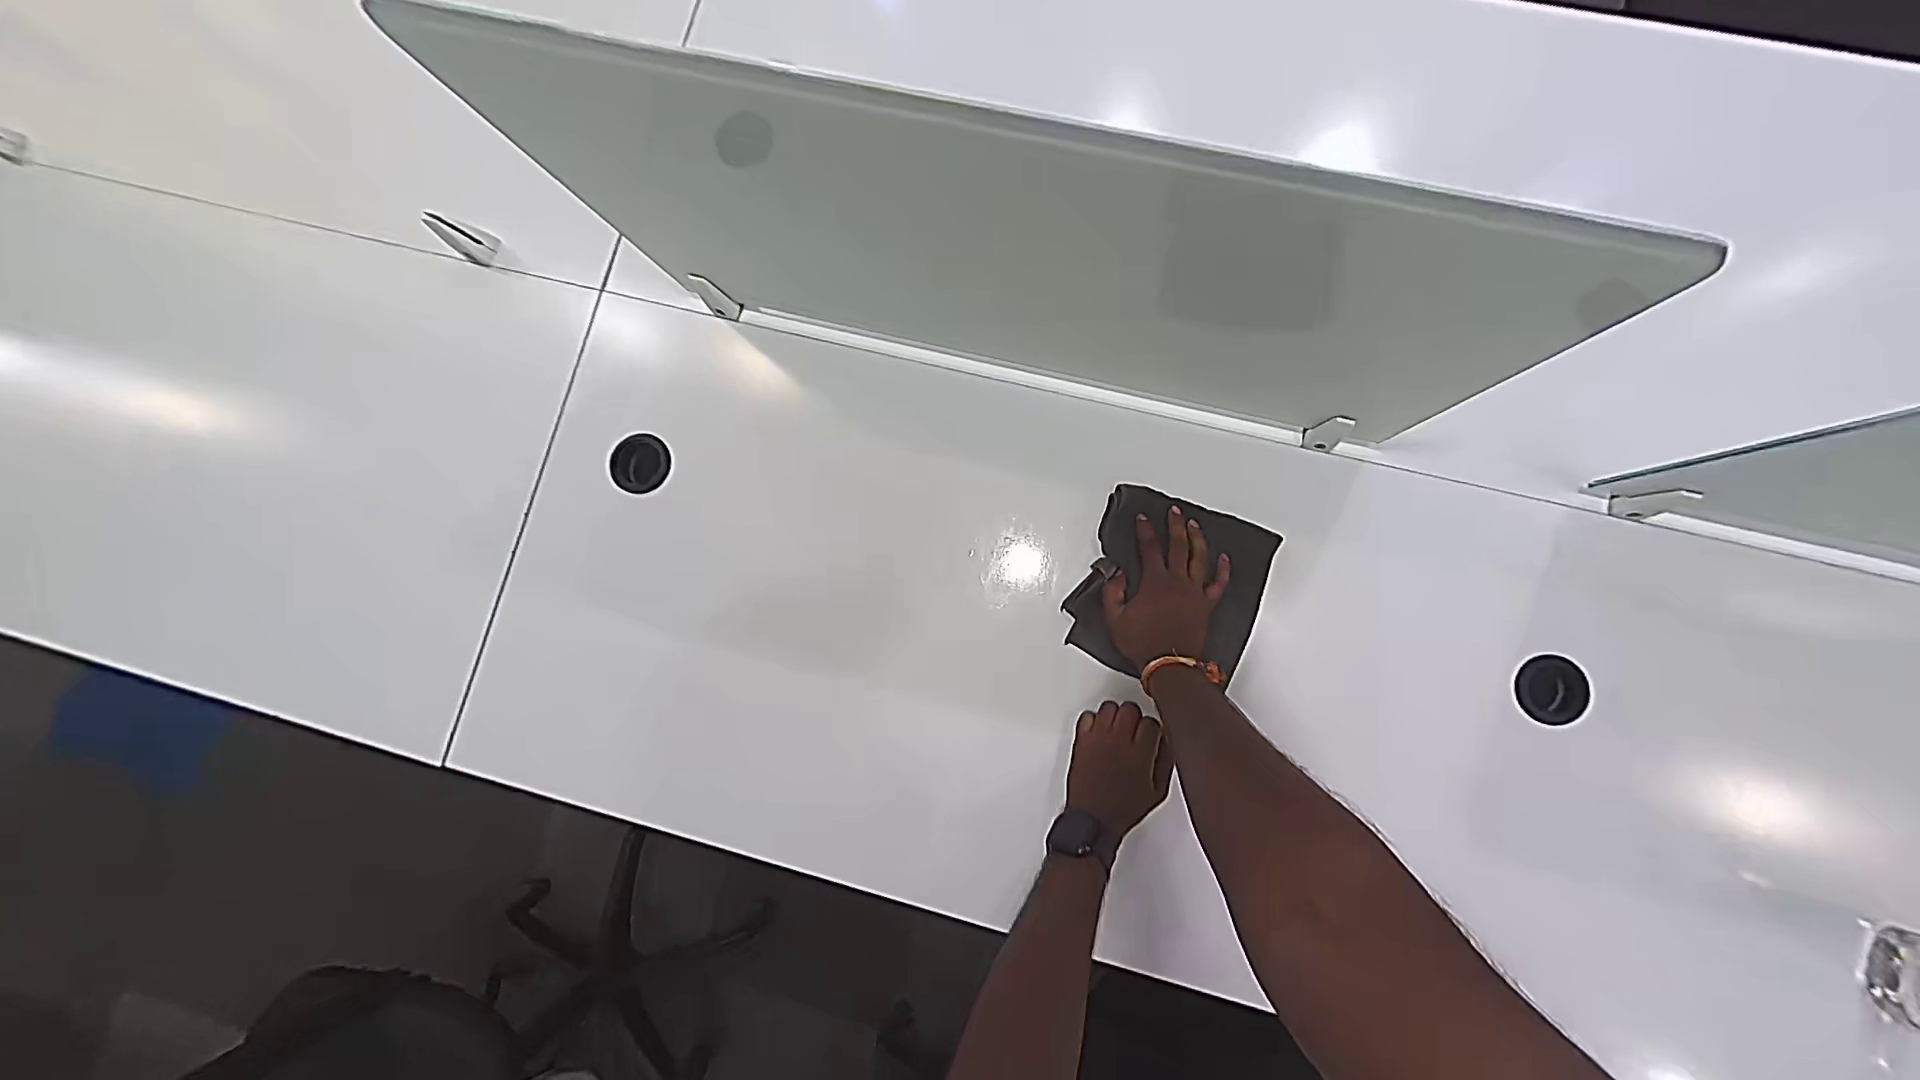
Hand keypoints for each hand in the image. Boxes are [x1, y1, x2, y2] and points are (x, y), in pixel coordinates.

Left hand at [1066, 701, 1173, 837]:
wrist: (1092, 819)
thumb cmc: (1122, 808)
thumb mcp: (1157, 791)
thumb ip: (1165, 761)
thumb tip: (1167, 741)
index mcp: (1139, 754)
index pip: (1151, 722)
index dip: (1153, 728)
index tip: (1151, 736)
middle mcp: (1117, 741)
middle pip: (1130, 708)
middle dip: (1135, 718)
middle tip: (1134, 731)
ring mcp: (1097, 738)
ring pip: (1109, 707)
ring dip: (1115, 716)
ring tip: (1117, 731)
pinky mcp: (1081, 739)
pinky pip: (1087, 715)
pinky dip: (1094, 720)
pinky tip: (1100, 733)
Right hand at [1102, 506, 1229, 667]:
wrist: (1169, 663)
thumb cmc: (1142, 643)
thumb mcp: (1114, 618)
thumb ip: (1113, 592)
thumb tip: (1117, 575)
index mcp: (1154, 582)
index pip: (1149, 548)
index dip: (1145, 530)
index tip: (1142, 519)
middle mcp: (1177, 582)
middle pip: (1178, 545)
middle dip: (1174, 525)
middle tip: (1174, 512)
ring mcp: (1194, 593)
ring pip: (1199, 558)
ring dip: (1196, 538)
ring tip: (1194, 525)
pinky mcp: (1205, 606)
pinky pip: (1217, 584)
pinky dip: (1222, 570)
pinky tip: (1223, 558)